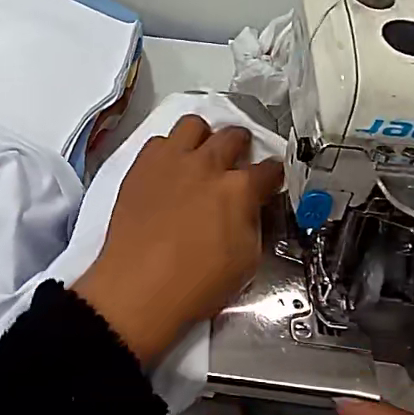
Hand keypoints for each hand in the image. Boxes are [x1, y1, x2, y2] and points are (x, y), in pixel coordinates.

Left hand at [73, 115, 283, 364]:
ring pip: (194, 125)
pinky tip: (171, 168)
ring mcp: (171, 161)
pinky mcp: (142, 167)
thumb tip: (252, 210)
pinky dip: (169, 149)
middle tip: (239, 160)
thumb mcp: (247, 261)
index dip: (273, 175)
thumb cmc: (194, 283)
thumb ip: (254, 223)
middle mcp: (206, 165)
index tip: (270, 180)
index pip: (269, 169)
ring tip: (202, 153)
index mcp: (239, 189)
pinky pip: (159, 141)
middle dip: (242, 146)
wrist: (139, 289)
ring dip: (204, 137)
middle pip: (233, 136)